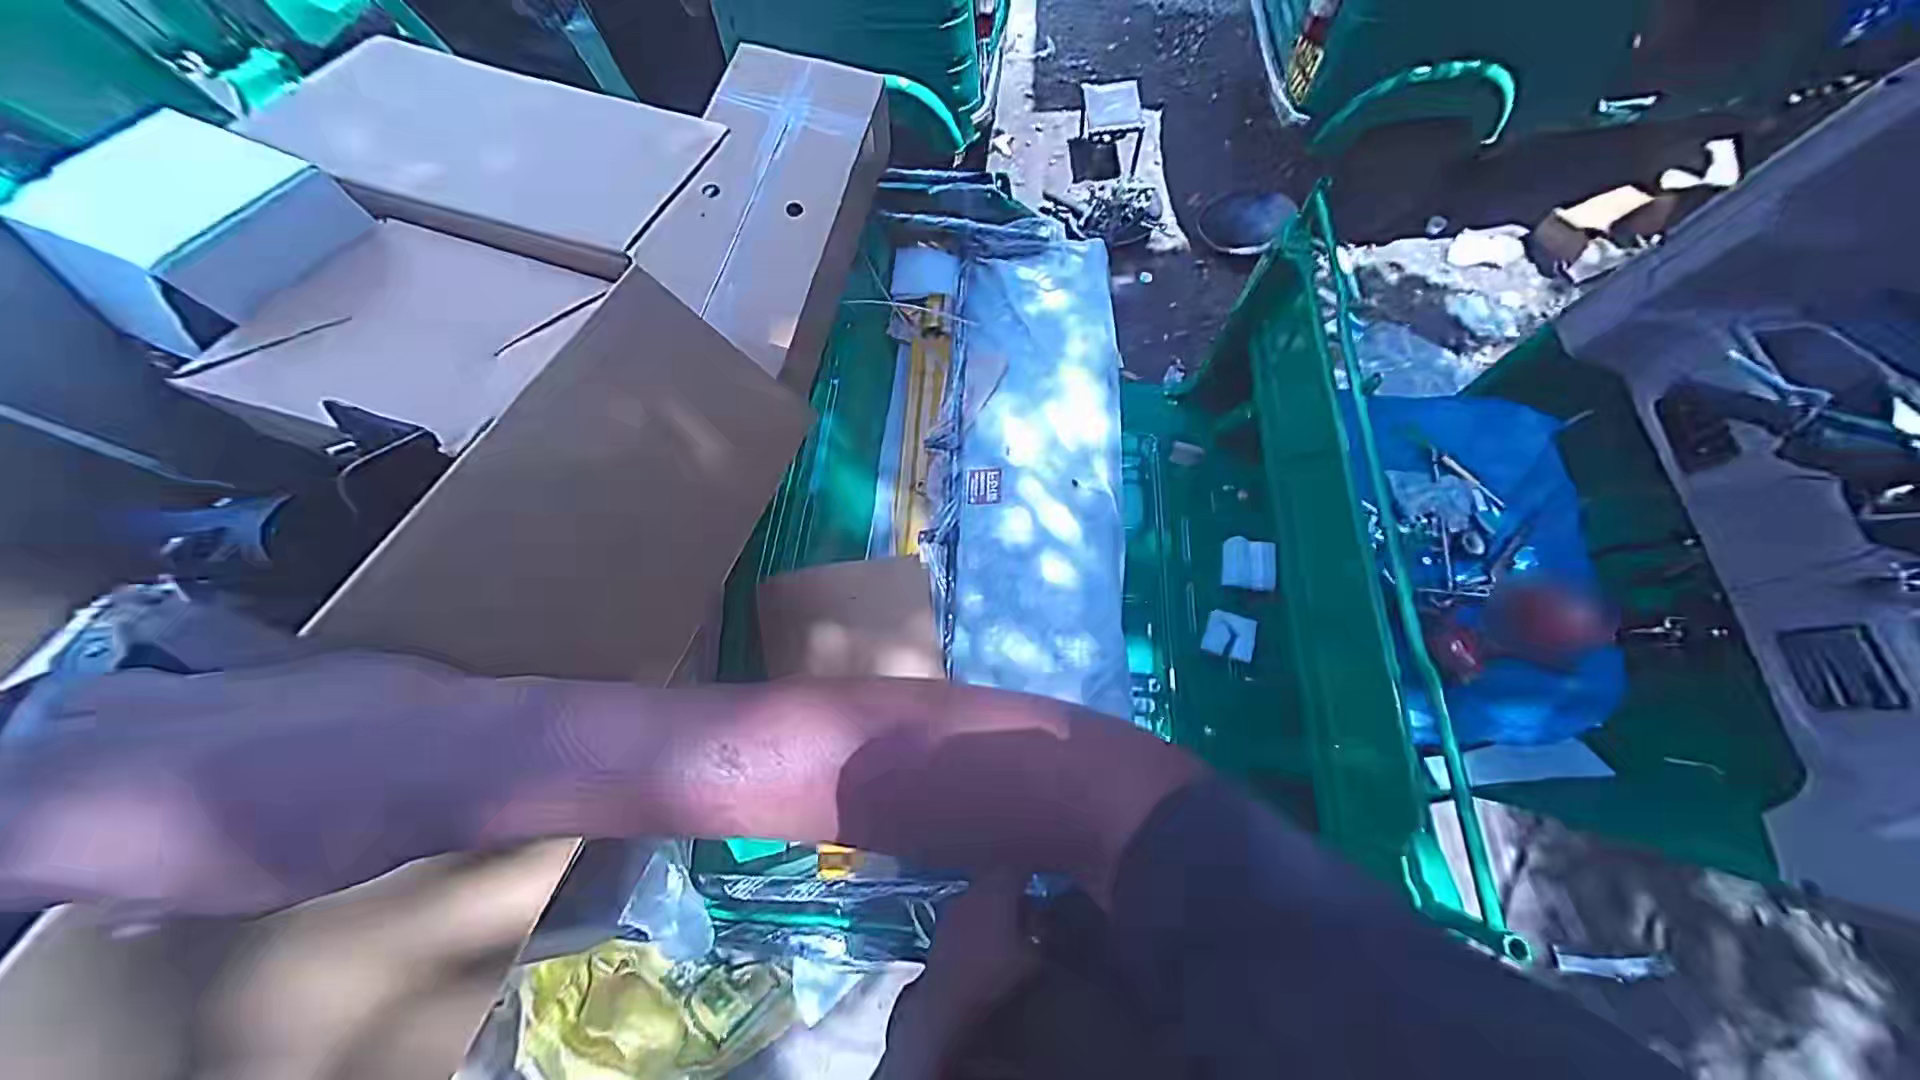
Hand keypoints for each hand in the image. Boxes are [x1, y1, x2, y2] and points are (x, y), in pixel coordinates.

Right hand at [0, 653, 525, 918]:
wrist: (442, 757)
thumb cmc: (341, 837)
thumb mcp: (220, 890)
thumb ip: (138, 884)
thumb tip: (113, 887)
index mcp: (64, 821)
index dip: (33, 855)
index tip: (62, 866)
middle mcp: (94, 742)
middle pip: (19, 762)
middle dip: (48, 793)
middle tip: (105, 820)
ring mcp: (178, 683)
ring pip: (80, 699)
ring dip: (97, 729)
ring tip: (144, 759)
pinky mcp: (255, 646)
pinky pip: (184, 634)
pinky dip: (172, 651)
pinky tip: (186, 666)